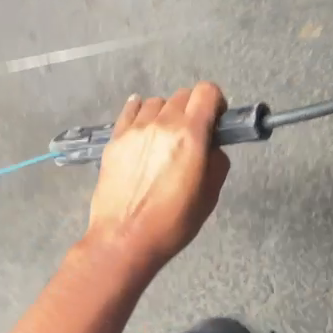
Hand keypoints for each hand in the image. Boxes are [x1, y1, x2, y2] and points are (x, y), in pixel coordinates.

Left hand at [86, 82, 230, 267]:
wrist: (123, 241)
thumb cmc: (173, 223)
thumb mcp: (211, 194)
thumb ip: (217, 159)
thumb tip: (210, 145)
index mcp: (190, 134)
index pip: (207, 91)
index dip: (216, 103)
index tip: (215, 121)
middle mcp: (163, 123)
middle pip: (183, 94)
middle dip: (193, 109)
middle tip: (191, 135)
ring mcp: (136, 129)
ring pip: (157, 102)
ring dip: (166, 113)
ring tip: (163, 137)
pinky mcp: (115, 139)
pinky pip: (130, 110)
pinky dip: (140, 112)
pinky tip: (142, 127)